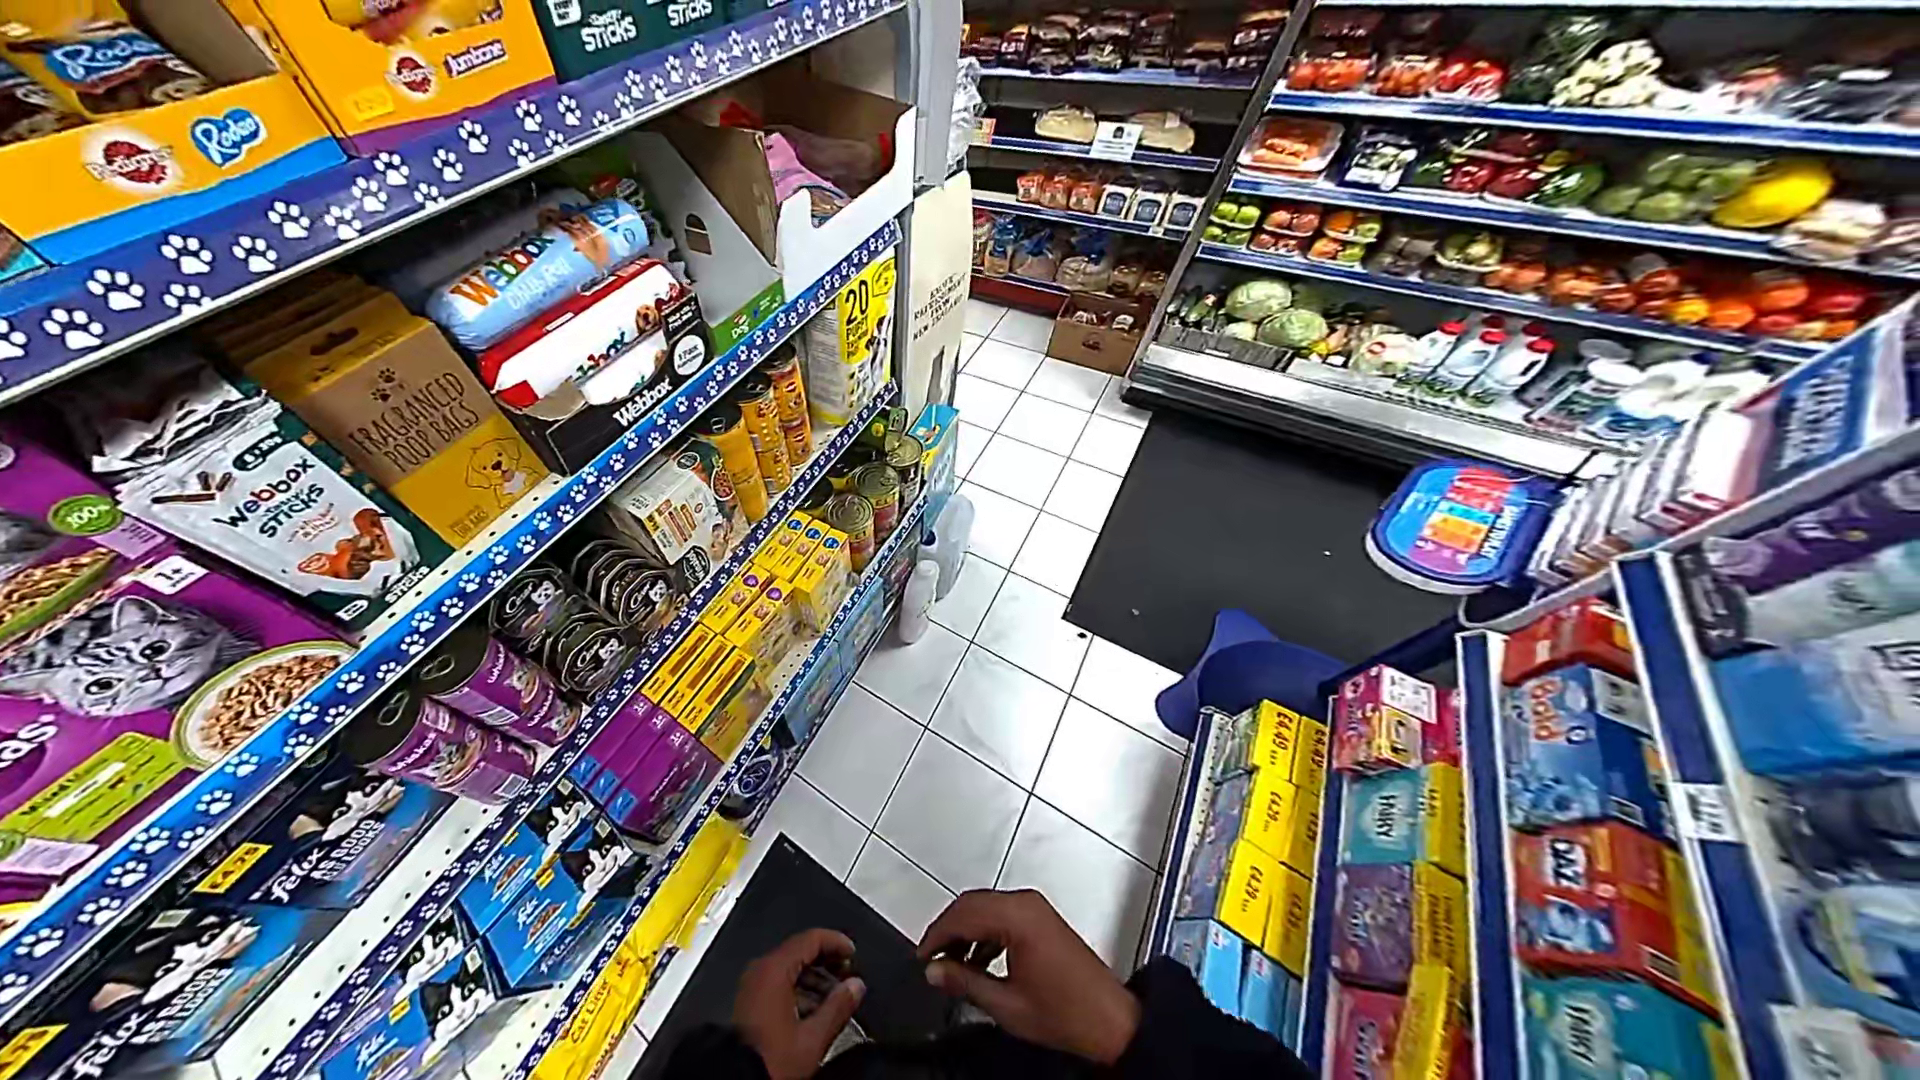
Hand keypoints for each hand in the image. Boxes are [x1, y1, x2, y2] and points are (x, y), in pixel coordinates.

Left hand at [733, 929, 865, 1079]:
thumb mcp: (811, 1039)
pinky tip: (813, 1010)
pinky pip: (777, 983)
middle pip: (799, 950)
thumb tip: (856, 986)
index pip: (811, 938)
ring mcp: (751, 986)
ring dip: (814, 976)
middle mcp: (759, 971)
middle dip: (826, 960)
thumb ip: (838, 1007)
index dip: (836, 942)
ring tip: (834, 995)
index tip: (852, 953)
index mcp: (774, 970)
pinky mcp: (747, 1003)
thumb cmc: (768, 1063)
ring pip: (789, 968)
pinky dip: (798, 988)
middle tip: (846, 973)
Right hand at [916, 889, 1139, 1064]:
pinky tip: (977, 959)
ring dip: (965, 931)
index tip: (922, 955)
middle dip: (947, 930)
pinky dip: (983, 931)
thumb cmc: (1068, 1012)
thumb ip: (966, 983)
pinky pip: (1001, 913)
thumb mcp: (1007, 1005)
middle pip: (972, 904)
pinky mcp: (1039, 917)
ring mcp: (1035, 908)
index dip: (937, 935)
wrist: (1108, 1019)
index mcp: (1018, 917)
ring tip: (950, 964)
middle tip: (931, 958)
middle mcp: (1026, 903)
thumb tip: (936, 971)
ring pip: (985, 907)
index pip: (964, 914)